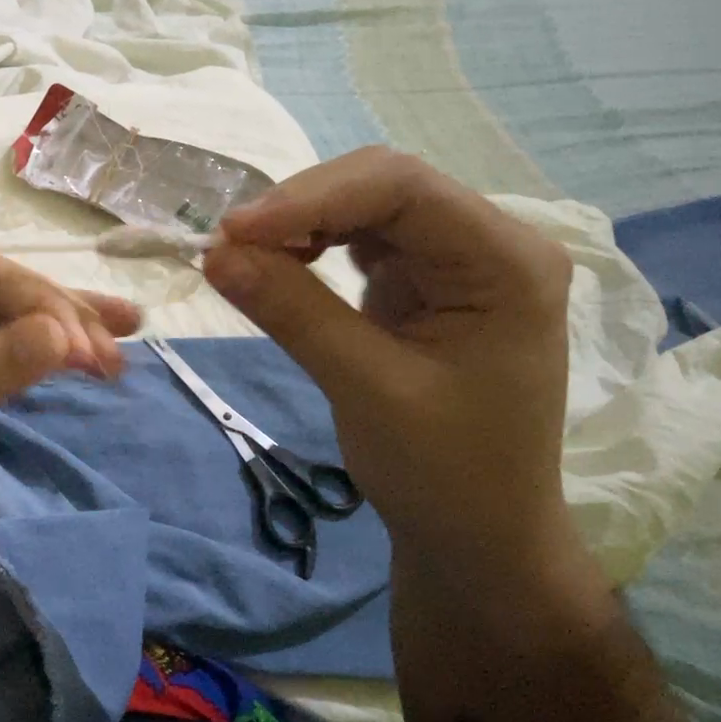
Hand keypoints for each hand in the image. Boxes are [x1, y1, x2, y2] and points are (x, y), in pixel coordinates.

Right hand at [203, 147, 576, 566]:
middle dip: (300, 209)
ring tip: (242, 258)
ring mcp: (458, 263)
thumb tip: (214, 254)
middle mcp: (491, 244)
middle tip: (225, 247)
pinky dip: (311, 250)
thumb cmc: (442, 471)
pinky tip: (278, 266)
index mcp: (506, 261)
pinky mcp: (426, 286)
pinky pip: (362, 245)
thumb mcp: (365, 389)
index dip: (308, 198)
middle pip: (385, 187)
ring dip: (300, 226)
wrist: (478, 533)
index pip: (401, 188)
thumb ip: (293, 313)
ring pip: (367, 210)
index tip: (230, 233)